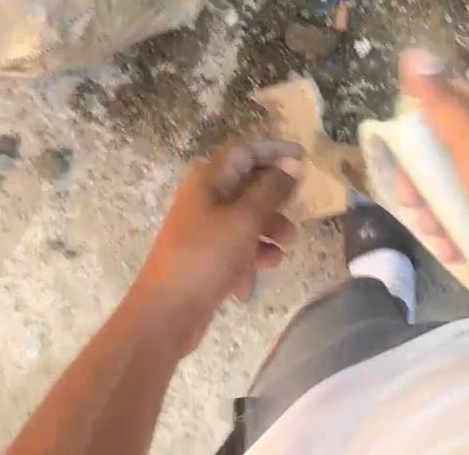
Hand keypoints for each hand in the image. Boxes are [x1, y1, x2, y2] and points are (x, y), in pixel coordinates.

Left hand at [130, 140, 303, 350]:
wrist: (164, 316)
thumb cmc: (206, 257)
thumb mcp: (245, 219)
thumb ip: (272, 190)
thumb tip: (294, 163)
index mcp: (208, 180)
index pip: (246, 152)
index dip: (275, 151)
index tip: (304, 157)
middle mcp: (205, 199)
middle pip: (248, 184)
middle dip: (276, 195)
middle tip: (299, 204)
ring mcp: (204, 229)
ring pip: (246, 217)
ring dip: (270, 226)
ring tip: (287, 242)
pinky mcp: (207, 257)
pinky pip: (238, 245)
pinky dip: (253, 253)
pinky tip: (264, 268)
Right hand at [397, 49, 468, 308]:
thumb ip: (441, 100)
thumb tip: (414, 53)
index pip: (444, 101)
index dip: (417, 126)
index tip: (401, 156)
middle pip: (444, 147)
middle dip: (422, 178)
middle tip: (412, 203)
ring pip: (455, 185)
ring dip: (436, 210)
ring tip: (434, 232)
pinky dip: (458, 230)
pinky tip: (452, 249)